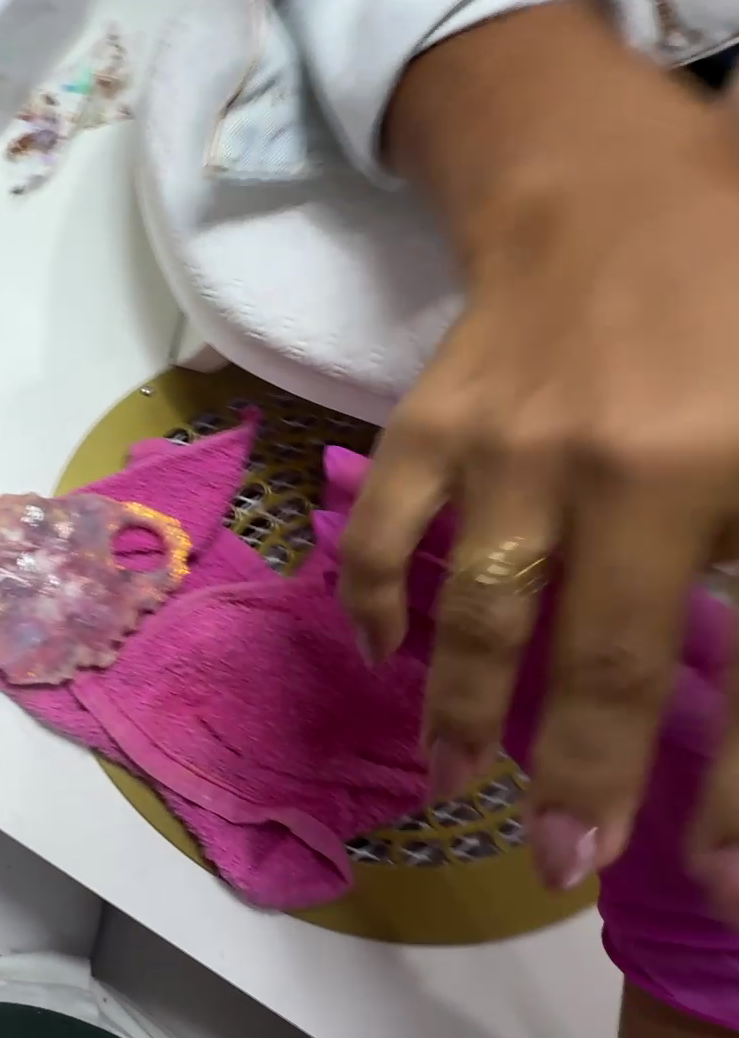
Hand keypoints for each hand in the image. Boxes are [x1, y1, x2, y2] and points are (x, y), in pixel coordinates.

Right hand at [343, 71, 738, 909]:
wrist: (606, 202)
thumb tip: (738, 662)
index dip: (727, 784)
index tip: (698, 872)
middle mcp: (626, 474)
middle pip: (589, 658)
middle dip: (575, 777)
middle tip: (554, 864)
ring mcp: (503, 452)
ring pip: (469, 609)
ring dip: (455, 708)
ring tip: (448, 774)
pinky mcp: (423, 431)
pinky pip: (382, 537)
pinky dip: (372, 605)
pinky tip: (377, 649)